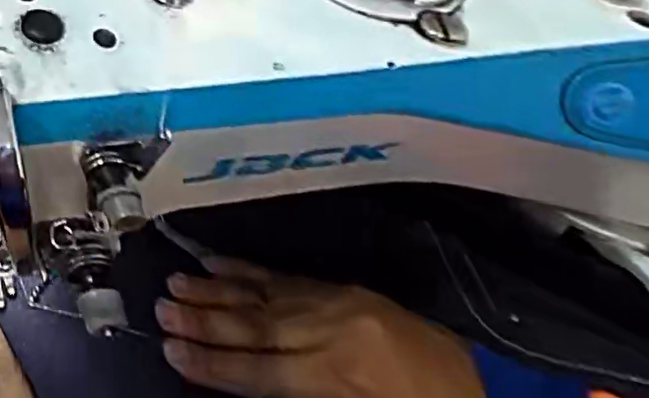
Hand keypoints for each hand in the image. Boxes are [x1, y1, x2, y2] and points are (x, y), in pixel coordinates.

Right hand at [157, 256, 482, 397]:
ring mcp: (332, 303)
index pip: (261, 372)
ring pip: (261, 295)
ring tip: (175, 284)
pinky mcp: (338, 288)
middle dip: (204, 320)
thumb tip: (249, 380)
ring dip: (214, 290)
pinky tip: (216, 263)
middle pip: (254, 326)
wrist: (489, 392)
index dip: (214, 365)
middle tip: (160, 308)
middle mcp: (329, 333)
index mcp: (339, 378)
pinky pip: (283, 277)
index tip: (172, 352)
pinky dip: (245, 270)